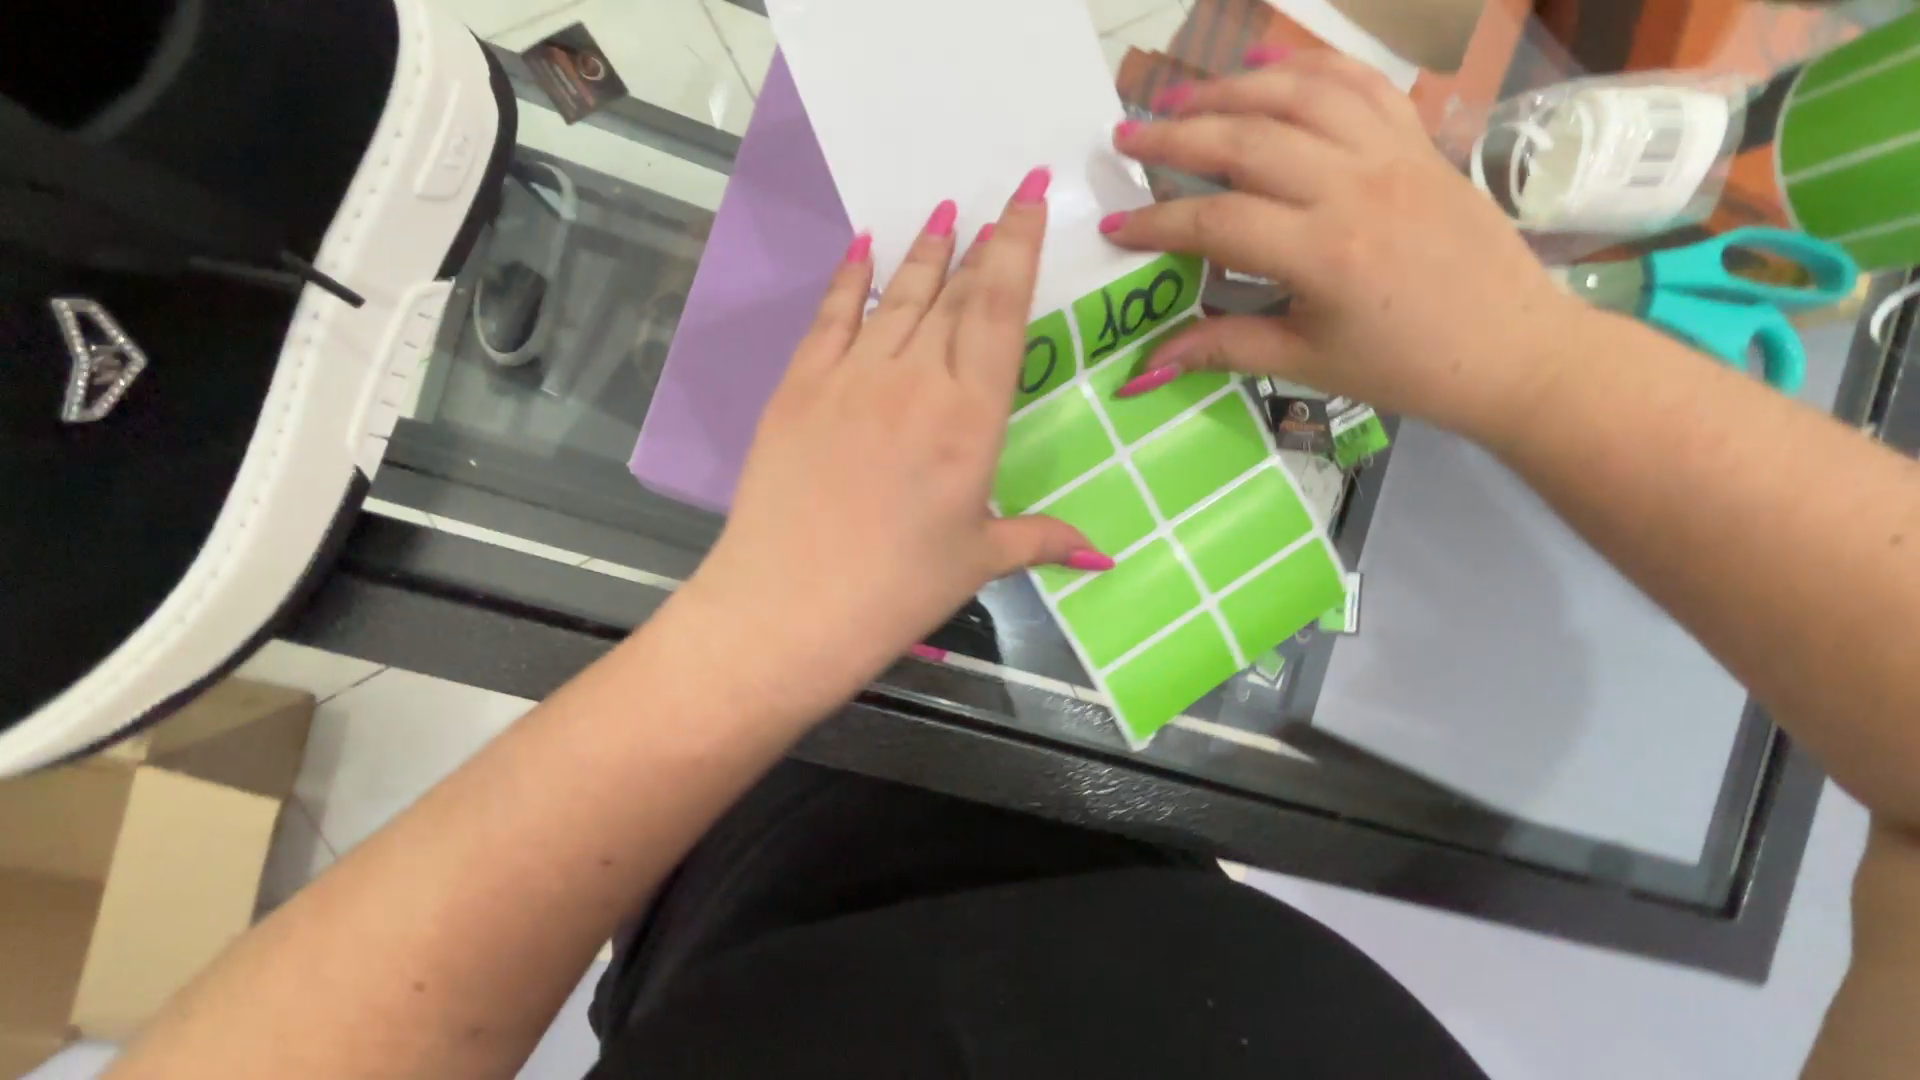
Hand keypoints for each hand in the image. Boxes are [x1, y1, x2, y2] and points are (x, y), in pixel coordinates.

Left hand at [677, 168, 1105, 713]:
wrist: (787, 607)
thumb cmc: (896, 591)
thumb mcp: (977, 562)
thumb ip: (1042, 539)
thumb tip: (1104, 555)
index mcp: (971, 417)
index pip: (1002, 310)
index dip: (1018, 246)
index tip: (1029, 199)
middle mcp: (915, 378)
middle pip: (955, 294)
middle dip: (982, 245)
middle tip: (1000, 204)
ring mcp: (851, 375)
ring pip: (898, 295)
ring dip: (924, 252)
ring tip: (945, 213)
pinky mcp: (799, 385)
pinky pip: (832, 314)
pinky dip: (851, 276)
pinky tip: (864, 246)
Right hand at [1101, 50, 1589, 438]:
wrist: (1512, 350)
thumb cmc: (1405, 368)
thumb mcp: (1307, 362)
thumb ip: (1222, 347)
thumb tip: (1143, 368)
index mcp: (1325, 253)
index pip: (1217, 220)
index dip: (1157, 222)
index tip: (1115, 228)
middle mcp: (1355, 187)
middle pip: (1247, 140)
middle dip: (1176, 135)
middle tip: (1125, 135)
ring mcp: (1392, 154)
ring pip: (1298, 95)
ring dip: (1230, 87)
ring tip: (1179, 95)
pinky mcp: (1418, 142)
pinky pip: (1358, 84)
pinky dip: (1307, 63)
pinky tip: (1263, 56)